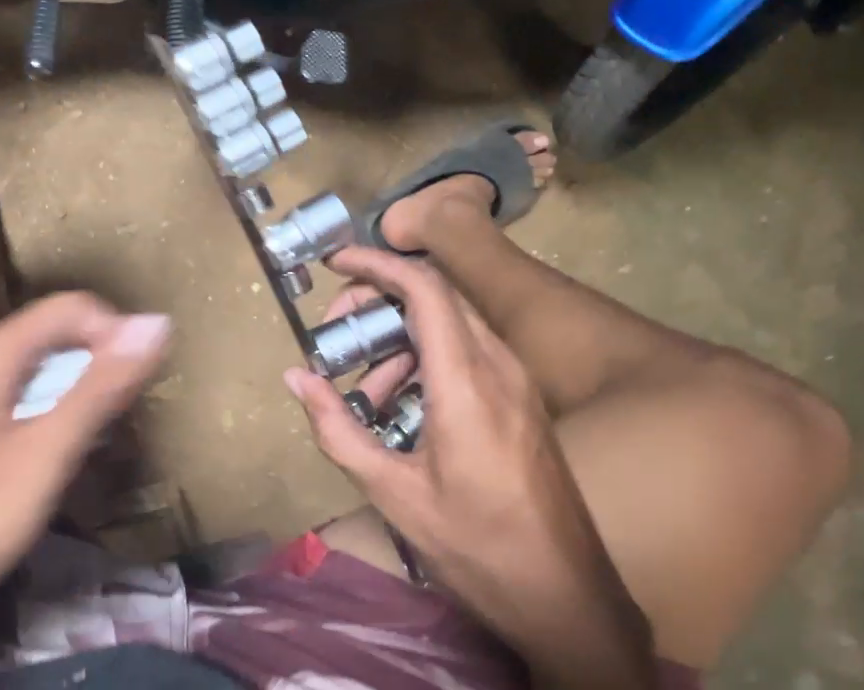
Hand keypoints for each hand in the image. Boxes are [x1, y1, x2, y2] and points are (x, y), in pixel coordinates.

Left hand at [0, 294, 171, 688]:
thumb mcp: (44, 454)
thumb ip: (98, 389)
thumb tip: (155, 322)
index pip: (70, 307)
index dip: (112, 335)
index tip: (137, 386)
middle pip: (56, 334)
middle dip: (99, 364)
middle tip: (123, 421)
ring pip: (42, 368)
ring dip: (80, 393)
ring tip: (102, 441)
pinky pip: (25, 397)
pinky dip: (55, 414)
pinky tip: (63, 457)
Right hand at [285, 247, 654, 689]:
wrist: (568, 598)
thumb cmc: (477, 547)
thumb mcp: (393, 493)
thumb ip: (337, 428)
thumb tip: (295, 377)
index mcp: (467, 383)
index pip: (425, 289)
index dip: (376, 264)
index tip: (335, 264)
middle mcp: (499, 368)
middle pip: (436, 297)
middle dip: (378, 298)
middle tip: (335, 329)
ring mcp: (518, 383)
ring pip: (452, 323)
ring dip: (399, 332)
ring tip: (360, 378)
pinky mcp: (523, 402)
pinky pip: (468, 352)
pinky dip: (425, 357)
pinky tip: (398, 402)